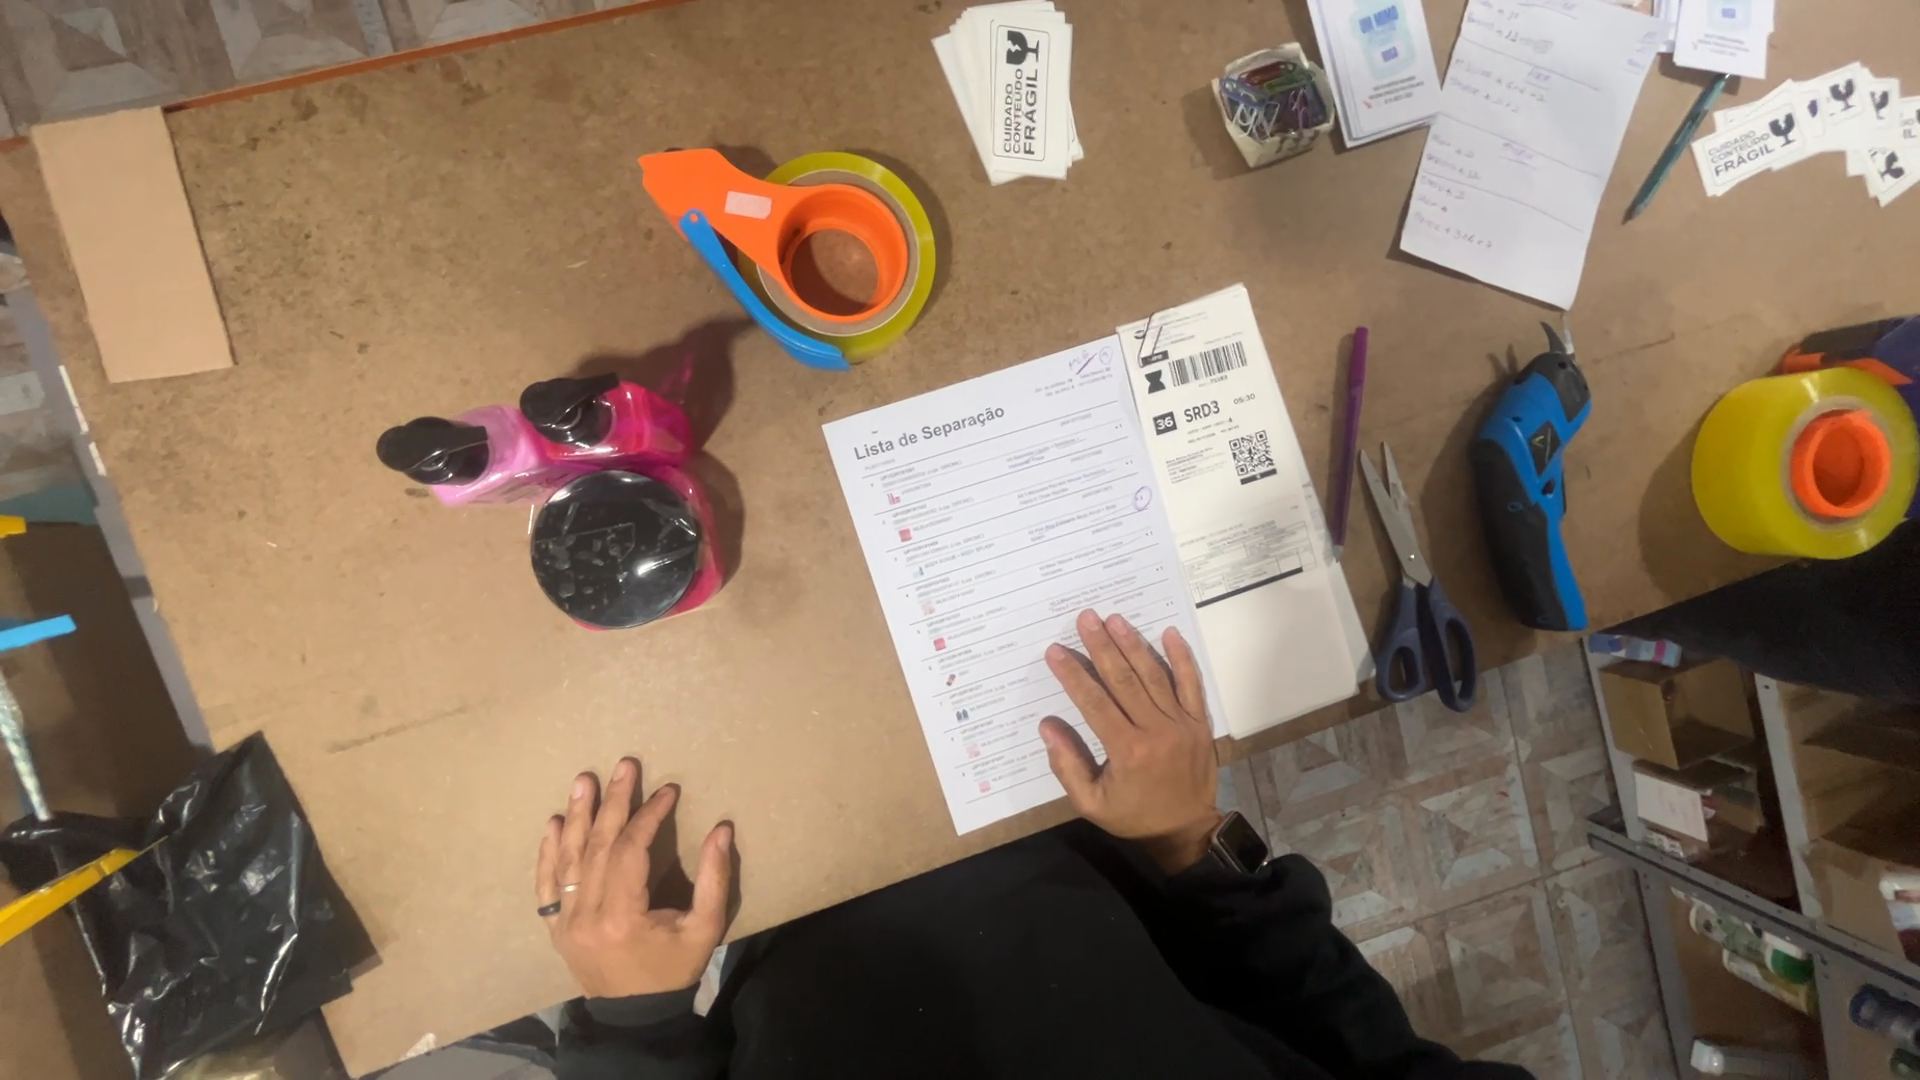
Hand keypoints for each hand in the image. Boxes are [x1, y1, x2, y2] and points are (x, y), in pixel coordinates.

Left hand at [535, 758, 733, 998]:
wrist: (635, 1015)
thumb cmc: (674, 967)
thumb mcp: (706, 926)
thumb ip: (716, 877)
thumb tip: (722, 828)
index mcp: (623, 915)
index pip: (630, 850)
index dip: (649, 815)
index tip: (668, 790)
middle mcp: (587, 915)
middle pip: (597, 846)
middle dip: (613, 802)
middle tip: (625, 765)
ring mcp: (566, 922)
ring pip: (568, 859)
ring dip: (578, 816)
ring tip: (584, 781)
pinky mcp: (557, 927)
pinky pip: (547, 884)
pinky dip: (548, 852)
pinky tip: (554, 823)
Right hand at [1039, 610, 1221, 873]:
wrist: (1187, 831)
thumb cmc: (1133, 816)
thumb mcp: (1091, 803)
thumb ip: (1067, 765)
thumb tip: (1047, 726)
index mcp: (1126, 750)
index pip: (1094, 702)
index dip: (1073, 675)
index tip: (1056, 651)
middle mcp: (1155, 730)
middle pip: (1124, 680)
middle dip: (1102, 647)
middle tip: (1086, 618)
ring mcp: (1181, 724)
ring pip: (1154, 676)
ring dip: (1133, 644)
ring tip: (1115, 619)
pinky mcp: (1199, 722)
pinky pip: (1191, 684)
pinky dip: (1181, 658)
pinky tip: (1169, 633)